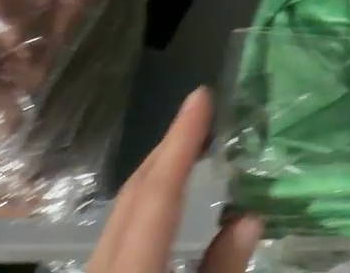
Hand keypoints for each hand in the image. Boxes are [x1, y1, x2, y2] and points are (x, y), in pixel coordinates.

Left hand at [88, 87, 262, 272]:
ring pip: (122, 210)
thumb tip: (251, 215)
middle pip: (133, 195)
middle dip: (168, 148)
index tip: (202, 95)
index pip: (158, 194)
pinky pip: (119, 228)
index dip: (181, 142)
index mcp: (133, 268)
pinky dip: (145, 202)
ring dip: (157, 173)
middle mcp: (105, 263)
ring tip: (193, 145)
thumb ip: (222, 268)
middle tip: (204, 111)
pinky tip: (167, 200)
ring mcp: (97, 270)